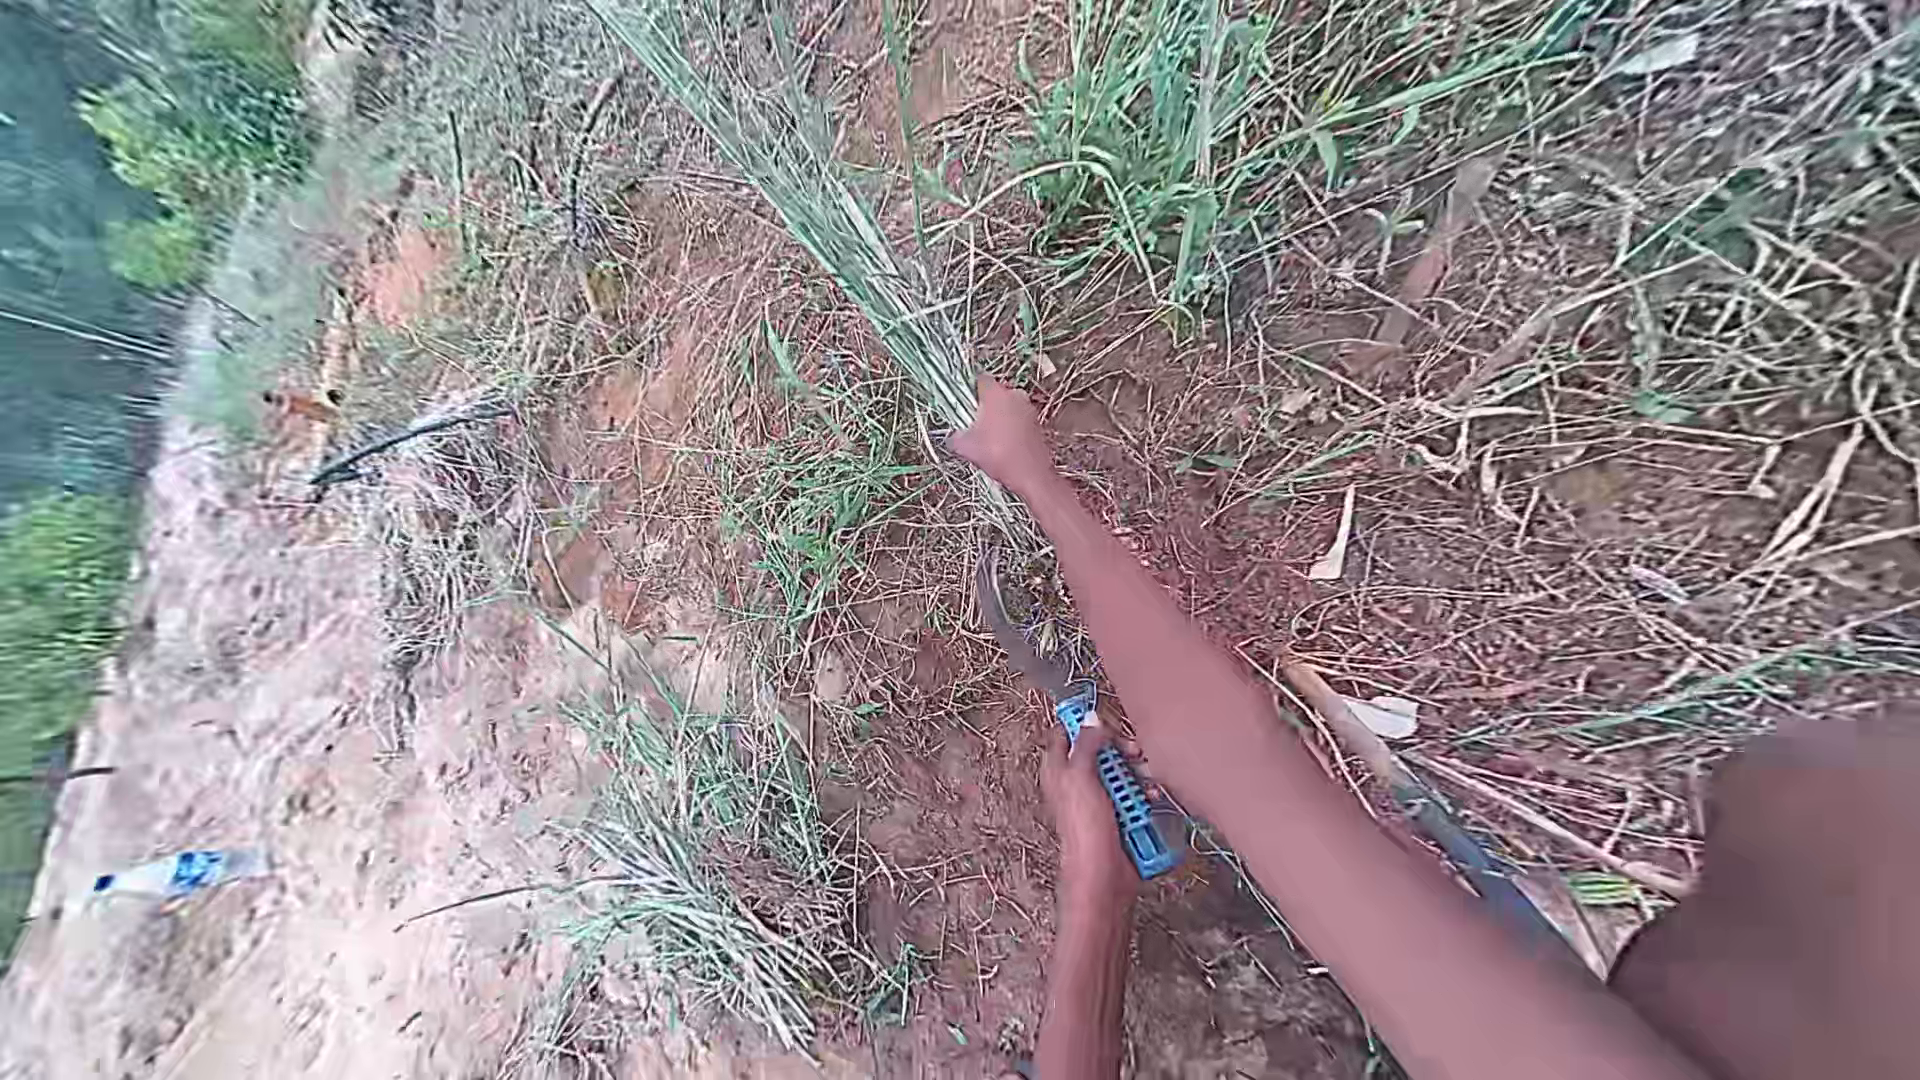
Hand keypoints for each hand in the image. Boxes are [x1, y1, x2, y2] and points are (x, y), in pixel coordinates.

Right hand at [950, 374, 1055, 495]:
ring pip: (1009, 407)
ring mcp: (1029, 409)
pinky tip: (1005, 445)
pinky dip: (1012, 427)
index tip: (964, 404)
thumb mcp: (966, 447)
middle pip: (995, 394)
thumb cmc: (998, 454)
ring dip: (999, 417)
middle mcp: (1014, 395)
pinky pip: (1020, 419)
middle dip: (985, 406)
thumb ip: (955, 437)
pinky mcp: (1038, 423)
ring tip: (990, 438)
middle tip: (975, 425)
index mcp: (996, 394)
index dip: (970, 390)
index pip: (981, 380)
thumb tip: (951, 438)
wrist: (1030, 474)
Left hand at [1042, 720, 1137, 914]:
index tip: (1103, 722)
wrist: (1103, 874)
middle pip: (1100, 750)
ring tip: (1145, 779)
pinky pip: (1132, 794)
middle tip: (1134, 753)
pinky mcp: (1117, 813)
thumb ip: (1087, 744)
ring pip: (1120, 771)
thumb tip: (1091, 719)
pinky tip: (1150, 798)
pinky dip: (1142, 794)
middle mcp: (1076, 779)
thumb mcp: (1081, 776)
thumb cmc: (1084, 826)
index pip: (1067, 732)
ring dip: (1136, 773)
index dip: (1084, 724)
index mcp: (1058, 767)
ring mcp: (1098, 797)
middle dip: (1120, 750)